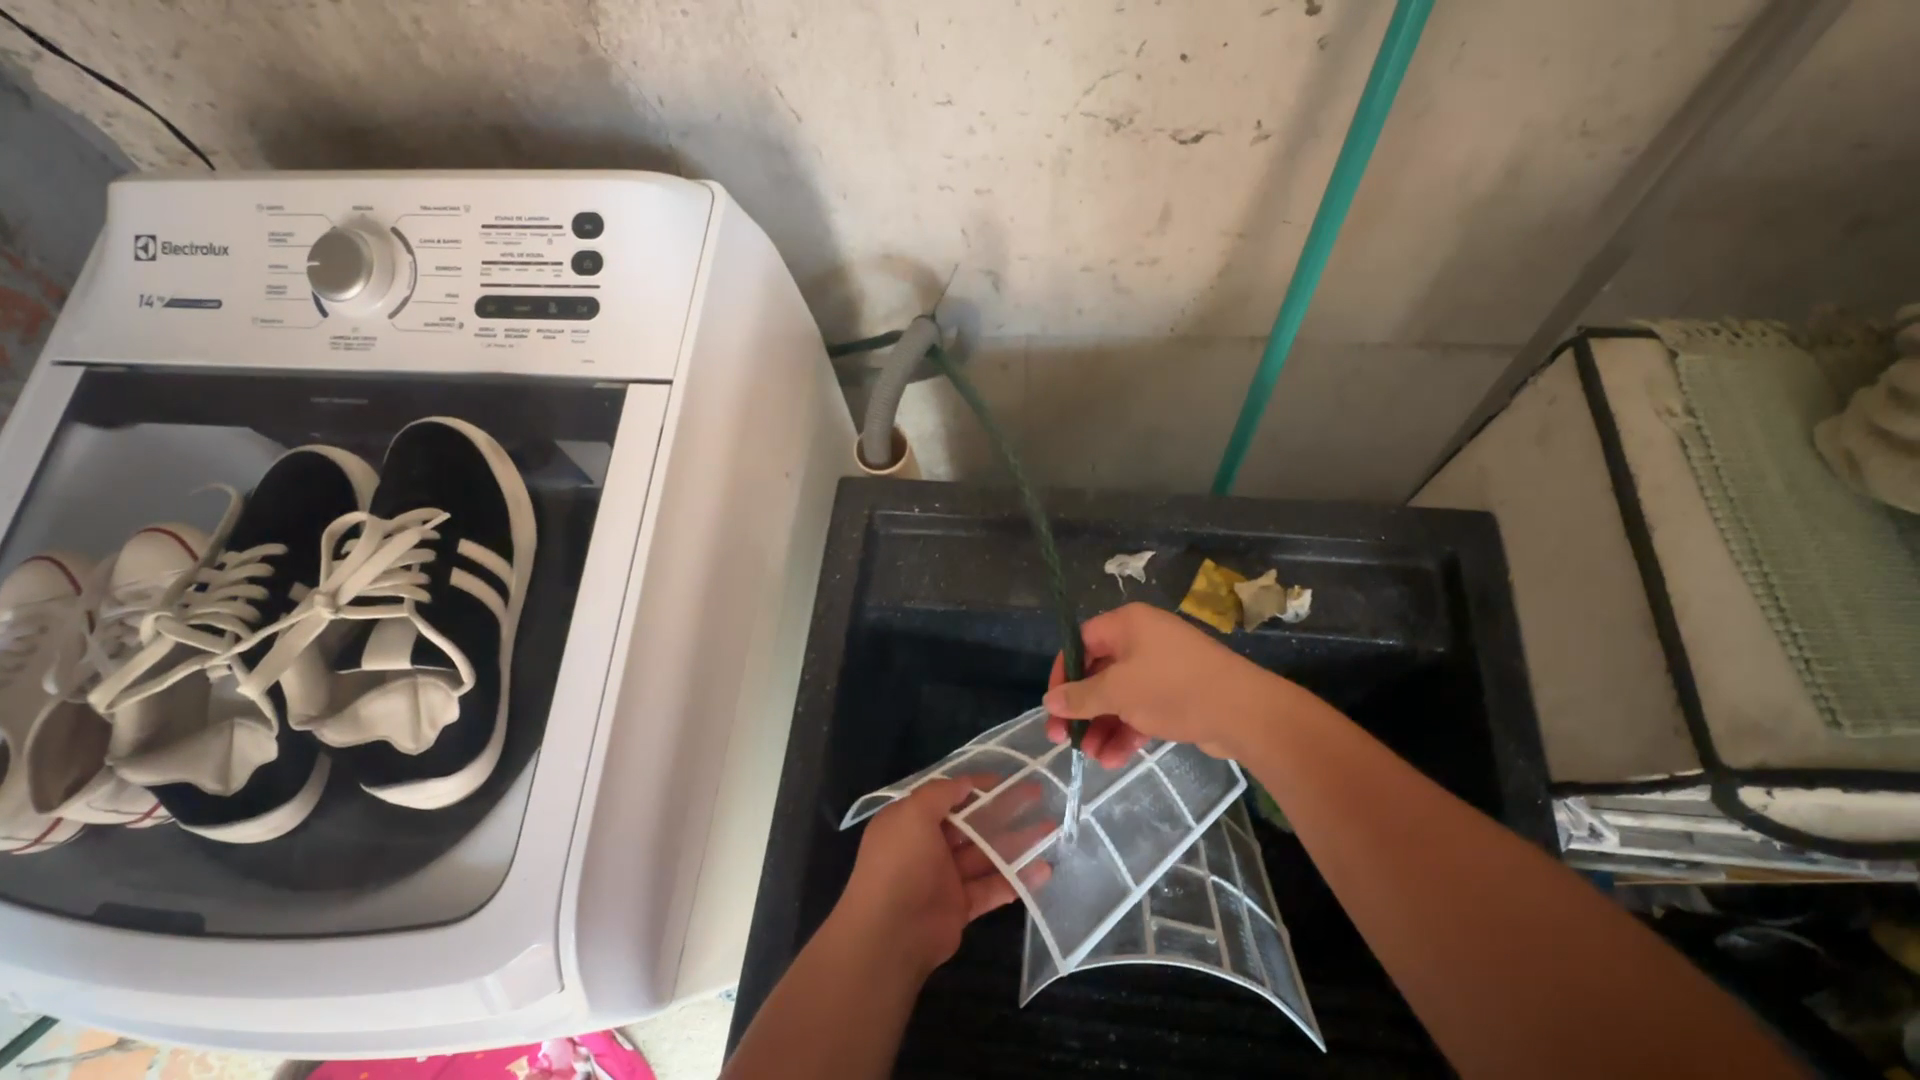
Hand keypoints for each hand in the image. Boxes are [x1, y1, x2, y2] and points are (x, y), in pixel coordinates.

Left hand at [829, 776, 1040, 977]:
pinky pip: (993, 887)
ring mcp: (945, 877)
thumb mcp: (912, 814)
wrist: (890, 934)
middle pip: (972, 823)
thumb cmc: (900, 864)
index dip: (977, 786)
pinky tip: (1044, 869)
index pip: (947, 796)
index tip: (1007, 779)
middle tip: (1037, 795)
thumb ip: (940, 793)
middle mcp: (927, 846)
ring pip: (986, 854)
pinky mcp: (961, 906)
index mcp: (911, 821)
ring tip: (1051, 829)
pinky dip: (1017, 878)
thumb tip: (965, 782)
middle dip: (1004, 809)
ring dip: (1018, 841)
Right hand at [1043, 602, 1299, 765]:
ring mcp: (1162, 668)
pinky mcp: (1178, 694)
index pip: (1081, 642)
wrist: (1244, 711)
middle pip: (1099, 673)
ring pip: (1120, 697)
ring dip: (1104, 727)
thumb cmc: (1174, 689)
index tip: (1053, 705)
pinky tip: (1114, 759)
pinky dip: (1127, 731)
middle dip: (1083, 709)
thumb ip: (1080, 697)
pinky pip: (1142, 709)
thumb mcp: (1119, 692)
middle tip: (1064, 740)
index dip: (1063, 673)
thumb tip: (1049, 700)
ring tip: (1094, 758)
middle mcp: (1143, 640)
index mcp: (1128, 624)